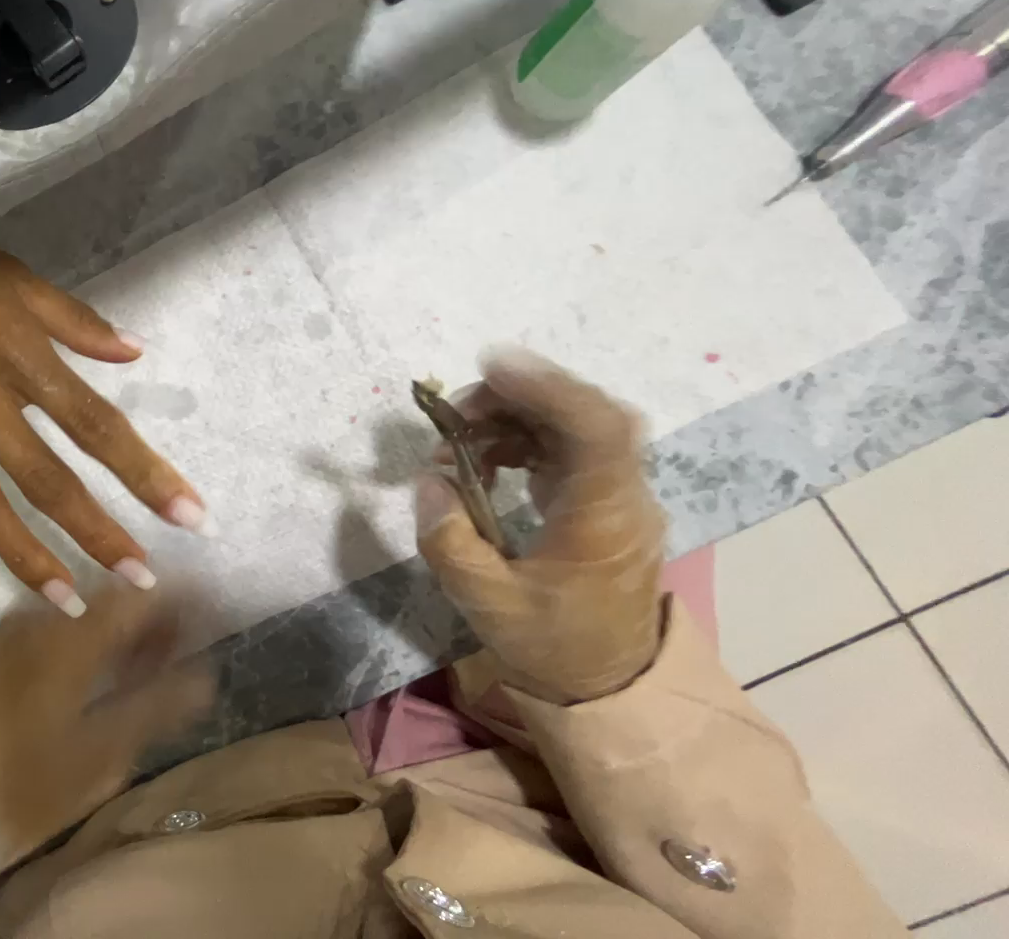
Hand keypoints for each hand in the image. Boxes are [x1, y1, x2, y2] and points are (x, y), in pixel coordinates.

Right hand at [0, 106, 208, 613]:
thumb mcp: (14, 273)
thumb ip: (75, 319)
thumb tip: (134, 352)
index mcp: (16, 357)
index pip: (94, 426)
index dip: (145, 473)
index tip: (189, 517)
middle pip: (45, 480)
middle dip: (96, 532)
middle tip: (141, 578)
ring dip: (24, 556)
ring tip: (68, 601)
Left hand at [0, 588, 210, 866]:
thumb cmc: (14, 787)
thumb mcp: (97, 760)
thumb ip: (154, 710)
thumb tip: (203, 677)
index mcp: (70, 635)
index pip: (140, 594)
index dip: (181, 596)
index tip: (210, 609)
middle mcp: (37, 614)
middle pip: (107, 595)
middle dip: (149, 611)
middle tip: (180, 638)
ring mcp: (6, 625)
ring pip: (76, 607)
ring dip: (113, 623)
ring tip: (141, 656)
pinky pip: (46, 621)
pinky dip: (77, 632)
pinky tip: (89, 662)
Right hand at [413, 349, 664, 704]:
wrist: (607, 683)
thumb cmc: (552, 645)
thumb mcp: (486, 602)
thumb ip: (449, 540)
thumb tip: (430, 481)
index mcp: (604, 518)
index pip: (596, 430)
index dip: (547, 388)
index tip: (490, 368)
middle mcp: (622, 495)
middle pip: (584, 414)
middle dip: (517, 396)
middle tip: (454, 412)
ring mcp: (616, 495)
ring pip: (574, 425)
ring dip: (514, 415)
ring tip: (457, 438)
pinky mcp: (600, 500)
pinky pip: (566, 446)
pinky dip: (521, 436)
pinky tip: (483, 457)